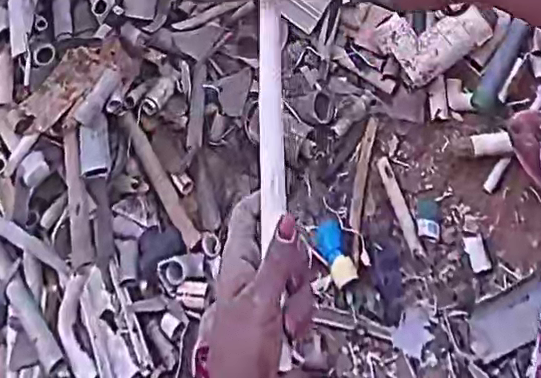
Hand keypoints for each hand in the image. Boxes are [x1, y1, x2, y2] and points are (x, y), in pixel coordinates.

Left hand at [201, 197, 314, 377]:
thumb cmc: (234, 359)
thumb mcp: (260, 302)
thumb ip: (277, 260)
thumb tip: (286, 220)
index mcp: (238, 263)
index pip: (249, 214)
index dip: (266, 197)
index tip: (282, 181)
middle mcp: (253, 279)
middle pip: (286, 250)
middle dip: (297, 272)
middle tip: (290, 290)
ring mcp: (269, 304)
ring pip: (300, 284)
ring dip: (302, 308)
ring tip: (288, 330)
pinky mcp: (283, 328)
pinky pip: (307, 314)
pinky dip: (306, 329)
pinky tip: (295, 344)